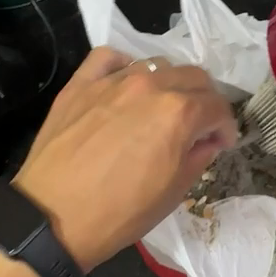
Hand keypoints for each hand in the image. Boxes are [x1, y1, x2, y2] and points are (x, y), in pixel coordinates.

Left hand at [11, 48, 237, 271]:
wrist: (50, 219)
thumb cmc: (119, 213)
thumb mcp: (173, 193)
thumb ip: (199, 157)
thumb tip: (208, 140)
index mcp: (179, 112)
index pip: (217, 106)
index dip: (225, 126)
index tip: (221, 142)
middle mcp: (151, 85)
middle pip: (193, 76)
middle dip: (203, 100)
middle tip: (197, 125)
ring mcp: (114, 80)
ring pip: (156, 65)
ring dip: (168, 84)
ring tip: (160, 108)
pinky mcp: (81, 83)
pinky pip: (109, 58)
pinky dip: (124, 65)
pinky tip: (124, 84)